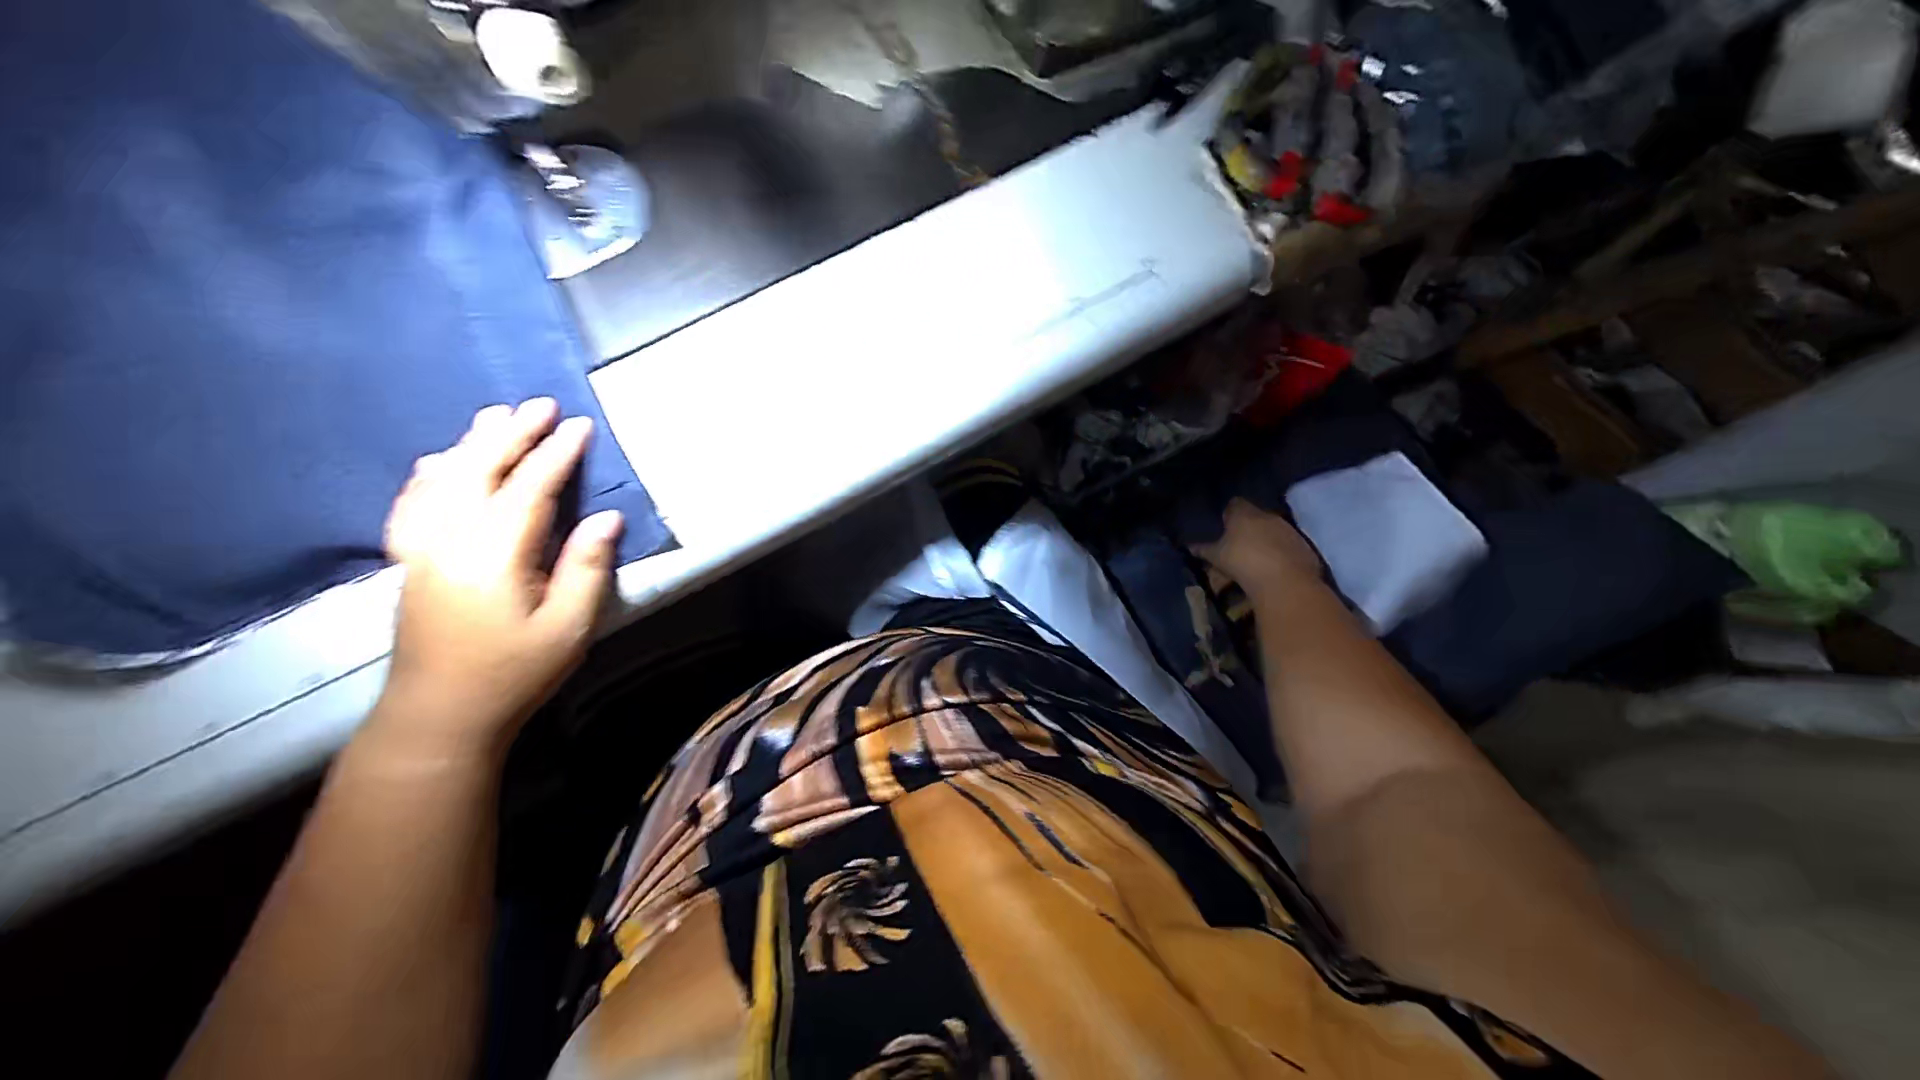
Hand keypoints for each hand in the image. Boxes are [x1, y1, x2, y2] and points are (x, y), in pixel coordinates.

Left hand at [374, 399, 623, 758]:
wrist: (439, 716)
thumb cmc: (513, 674)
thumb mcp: (568, 628)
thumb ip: (586, 569)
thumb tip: (605, 518)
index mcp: (493, 556)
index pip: (528, 490)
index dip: (556, 455)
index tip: (579, 426)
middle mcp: (449, 542)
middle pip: (480, 472)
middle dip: (512, 435)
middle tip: (539, 404)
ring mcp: (421, 551)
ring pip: (443, 481)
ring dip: (471, 445)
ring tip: (493, 416)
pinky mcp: (409, 564)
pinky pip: (411, 506)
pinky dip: (427, 476)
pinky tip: (437, 462)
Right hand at [1192, 498, 1323, 600]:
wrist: (1284, 580)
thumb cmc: (1242, 562)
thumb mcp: (1216, 557)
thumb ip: (1203, 550)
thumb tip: (1189, 546)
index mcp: (1244, 514)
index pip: (1235, 504)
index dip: (1229, 514)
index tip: (1223, 525)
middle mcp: (1267, 515)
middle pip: (1256, 516)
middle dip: (1248, 527)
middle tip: (1238, 544)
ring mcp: (1288, 529)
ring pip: (1273, 529)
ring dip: (1266, 539)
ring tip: (1257, 557)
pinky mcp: (1304, 545)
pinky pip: (1288, 544)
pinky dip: (1281, 551)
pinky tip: (1275, 566)